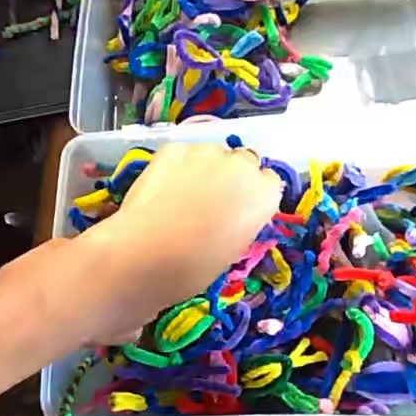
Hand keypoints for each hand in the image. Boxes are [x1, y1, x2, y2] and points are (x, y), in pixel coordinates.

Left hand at [77, 142, 281, 335]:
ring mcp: (206, 152)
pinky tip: (163, 187)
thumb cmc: (194, 267)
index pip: (269, 183)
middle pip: (245, 161)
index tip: (238, 211)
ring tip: (183, 194)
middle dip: (232, 177)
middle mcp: (241, 166)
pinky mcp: (174, 148)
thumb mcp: (233, 250)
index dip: (252, 197)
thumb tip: (231, 215)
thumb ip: (241, 222)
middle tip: (211, 201)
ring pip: (213, 153)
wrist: (145, 255)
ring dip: (206, 168)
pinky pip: (184, 153)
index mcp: (263, 195)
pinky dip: (178, 165)